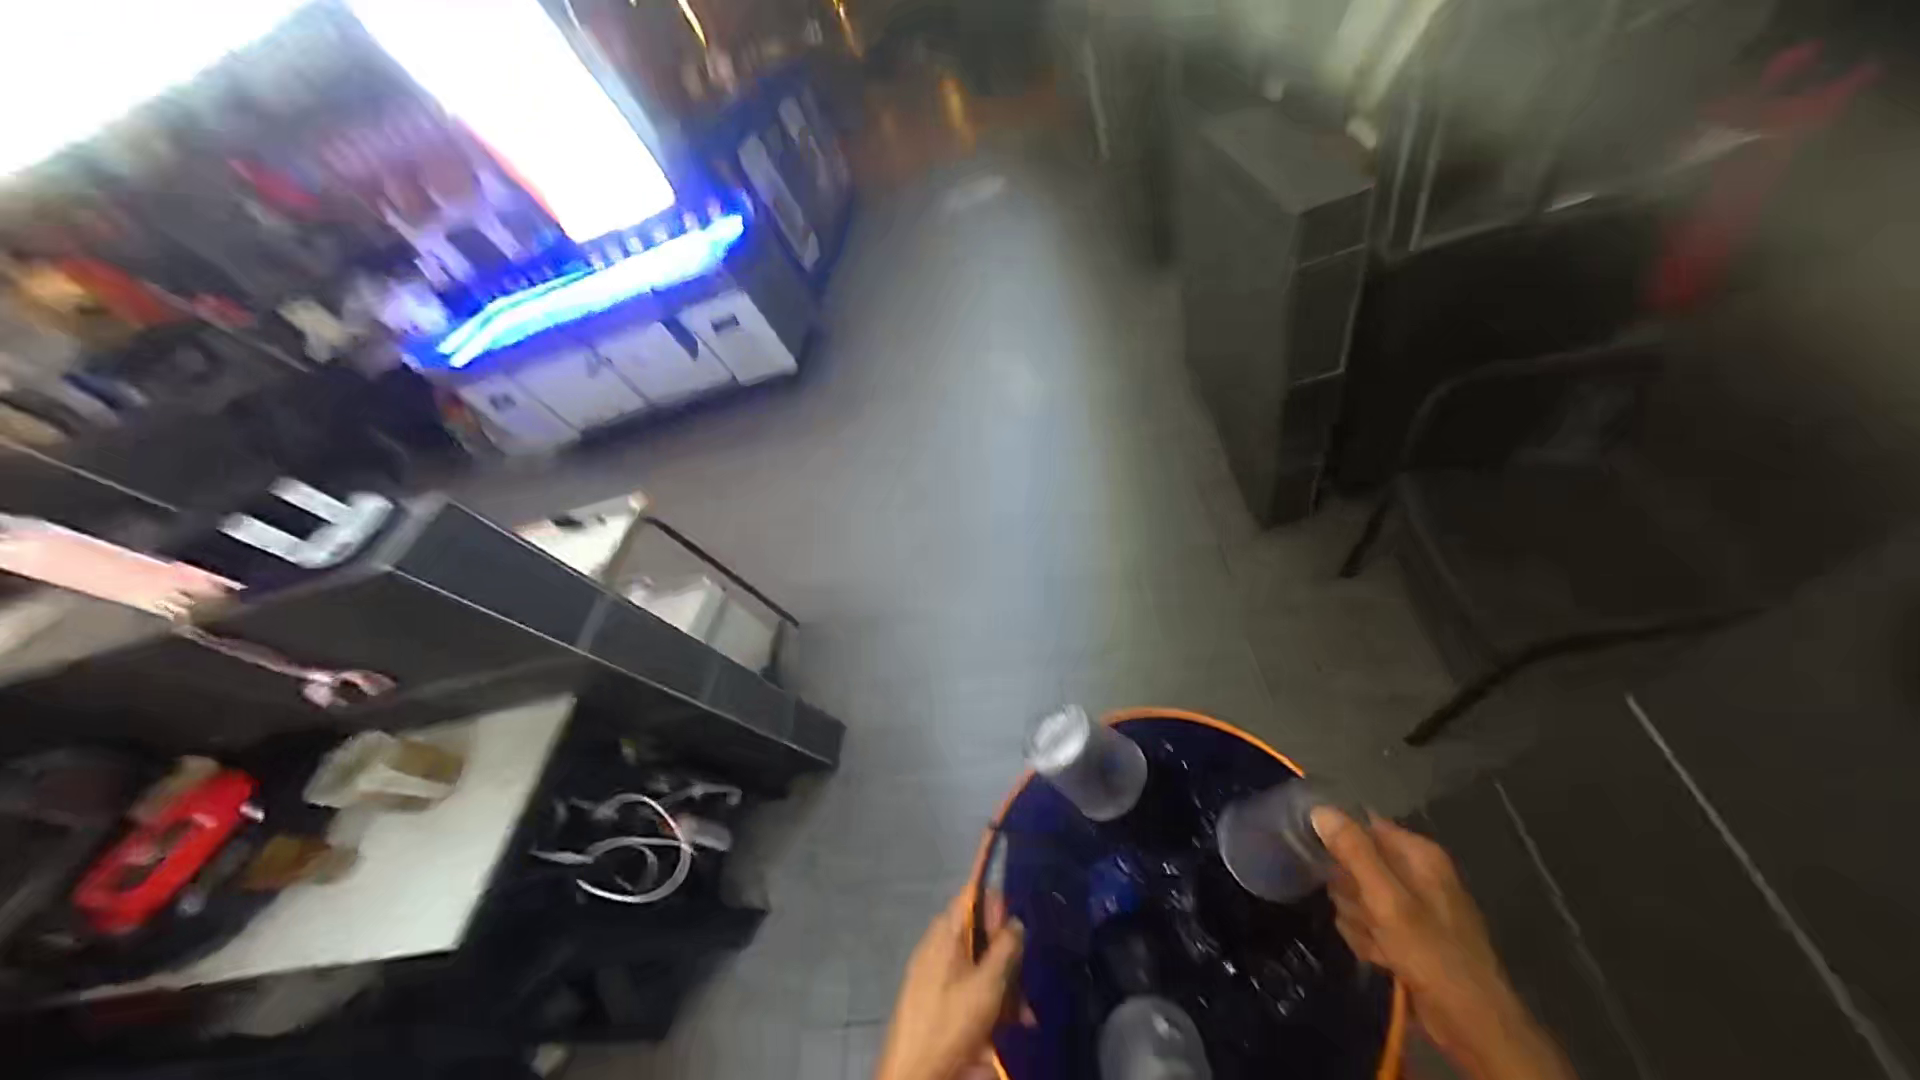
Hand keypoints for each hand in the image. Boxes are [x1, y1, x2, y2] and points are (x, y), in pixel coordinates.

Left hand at [875, 891, 1025, 1079]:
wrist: (913, 1074)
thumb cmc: (951, 1021)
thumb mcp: (987, 984)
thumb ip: (1005, 948)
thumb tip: (1016, 921)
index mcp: (945, 932)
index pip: (971, 896)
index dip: (996, 904)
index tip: (1016, 925)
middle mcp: (936, 944)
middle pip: (976, 932)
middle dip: (1004, 952)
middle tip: (1025, 977)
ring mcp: (932, 971)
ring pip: (974, 962)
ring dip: (1001, 982)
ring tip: (1023, 1014)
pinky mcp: (933, 998)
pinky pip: (965, 984)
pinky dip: (986, 997)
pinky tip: (1004, 1025)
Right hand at [1312, 807, 1576, 1079]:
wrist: (1472, 1025)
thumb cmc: (1432, 954)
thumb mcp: (1387, 900)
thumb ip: (1354, 852)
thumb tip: (1319, 809)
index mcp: (1418, 854)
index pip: (1361, 825)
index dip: (1339, 843)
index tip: (1329, 866)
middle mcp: (1415, 872)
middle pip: (1353, 863)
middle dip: (1349, 892)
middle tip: (1365, 914)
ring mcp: (1411, 905)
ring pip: (1354, 895)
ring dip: (1356, 920)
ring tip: (1376, 942)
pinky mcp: (1405, 933)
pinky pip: (1365, 922)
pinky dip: (1367, 939)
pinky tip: (1380, 957)